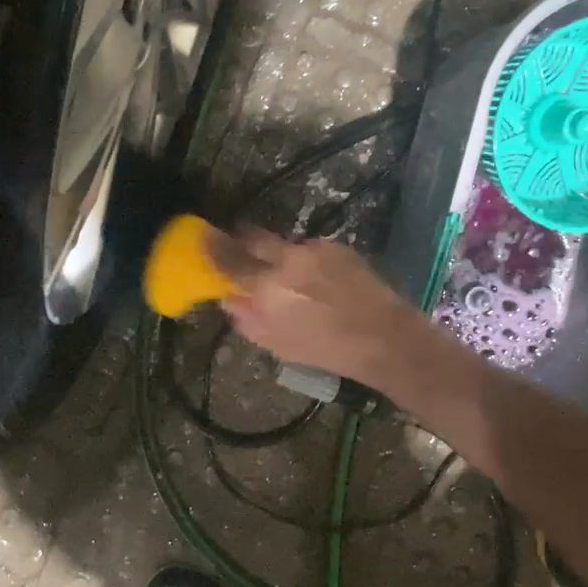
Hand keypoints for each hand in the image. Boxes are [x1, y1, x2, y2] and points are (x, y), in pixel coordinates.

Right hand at [204, 226, 420, 384]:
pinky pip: (309, 248)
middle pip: (253, 236)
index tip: (201, 240)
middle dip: (240, 241)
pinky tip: (315, 281)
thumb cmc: (327, 350)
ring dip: (276, 254)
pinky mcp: (338, 247)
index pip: (228, 258)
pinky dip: (304, 260)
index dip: (211, 247)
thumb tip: (230, 298)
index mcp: (269, 287)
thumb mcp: (278, 344)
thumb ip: (248, 318)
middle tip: (238, 254)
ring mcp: (316, 249)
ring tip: (286, 277)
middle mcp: (289, 259)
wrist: (385, 338)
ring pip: (283, 242)